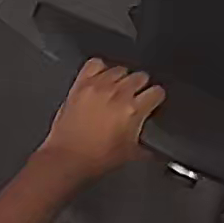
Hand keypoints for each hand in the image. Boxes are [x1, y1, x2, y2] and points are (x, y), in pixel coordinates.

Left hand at [37, 59, 165, 181]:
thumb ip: (148, 146)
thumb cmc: (96, 158)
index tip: (153, 101)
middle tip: (135, 97)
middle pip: (140, 76)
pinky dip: (100, 69)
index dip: (156, 97)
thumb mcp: (131, 153)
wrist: (66, 159)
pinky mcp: (80, 84)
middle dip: (141, 86)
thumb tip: (156, 149)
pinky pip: (95, 64)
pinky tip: (101, 79)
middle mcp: (117, 93)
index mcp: (134, 109)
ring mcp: (98, 86)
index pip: (157, 91)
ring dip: (122, 78)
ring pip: (120, 69)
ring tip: (118, 89)